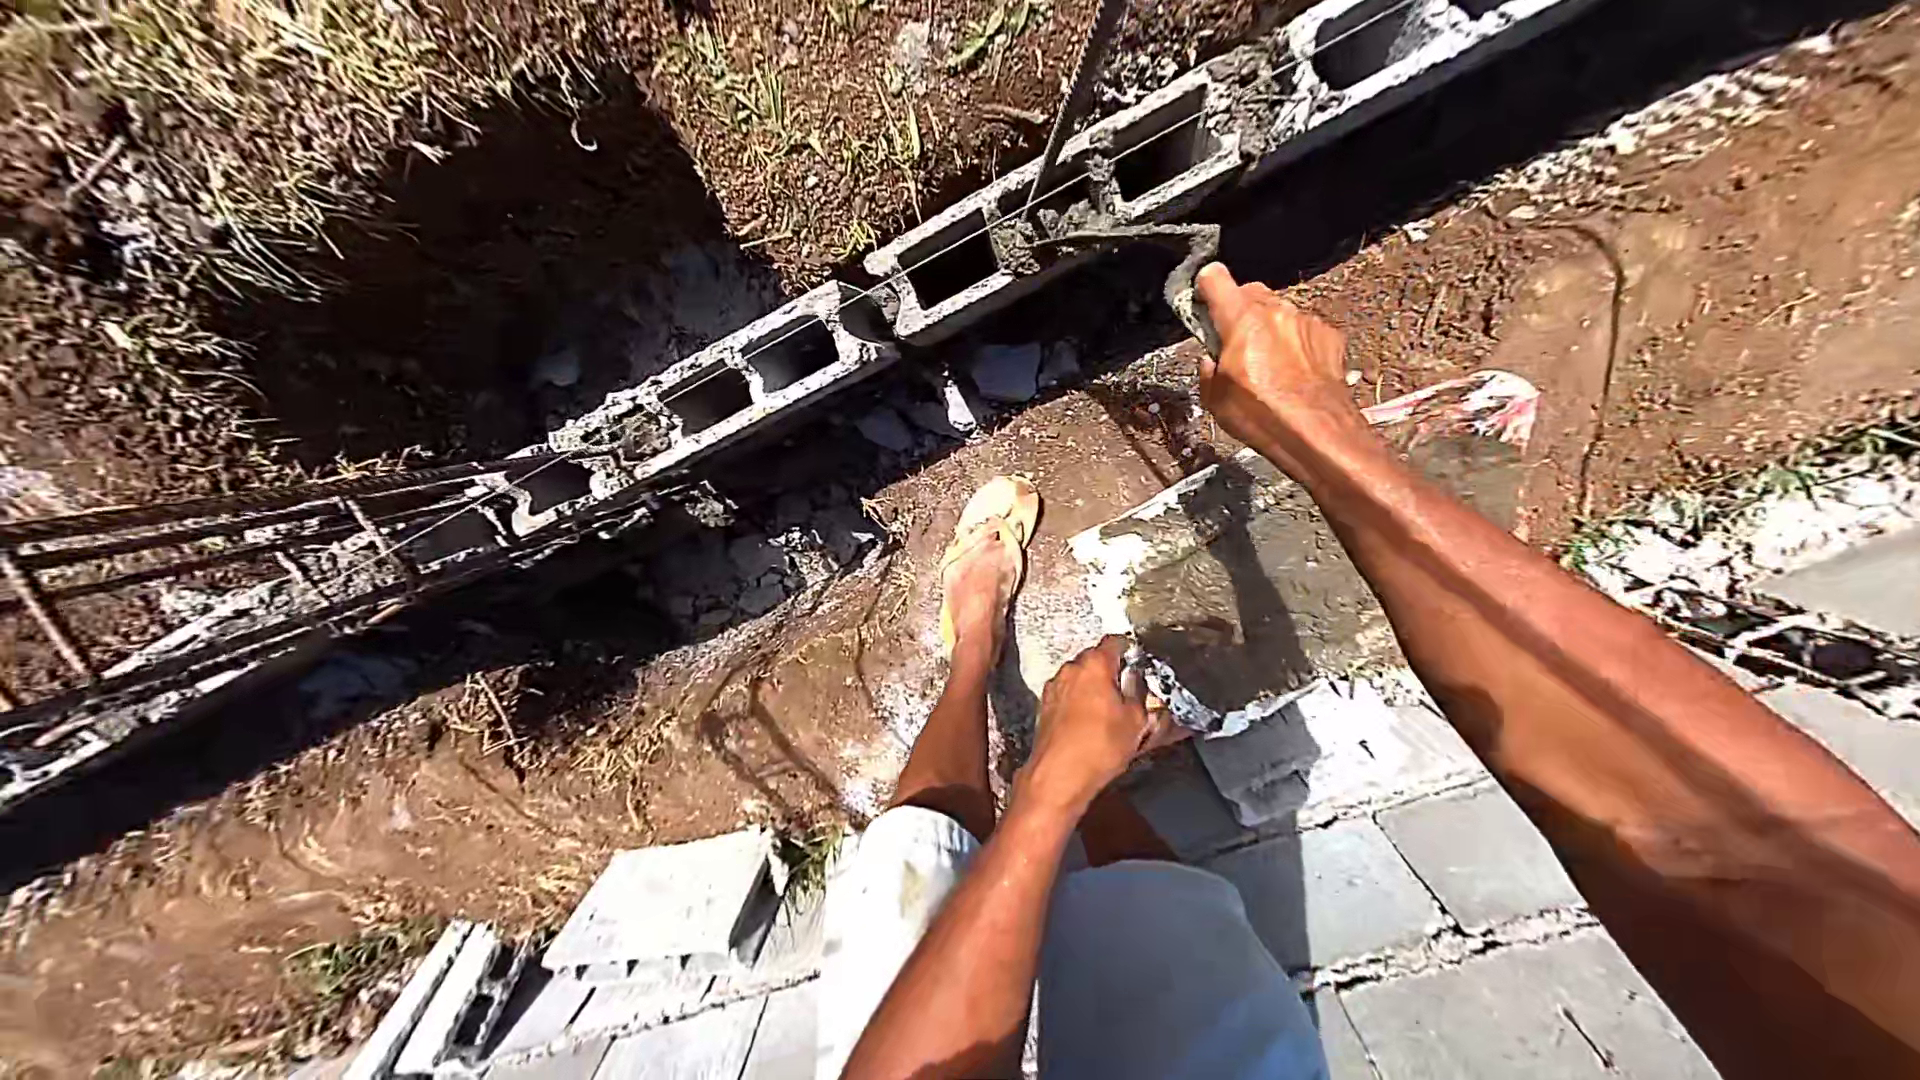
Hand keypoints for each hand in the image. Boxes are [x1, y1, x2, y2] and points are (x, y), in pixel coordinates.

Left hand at [1018, 637, 1178, 812]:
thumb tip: (1139, 687)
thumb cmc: (1098, 747)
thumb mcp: (1136, 721)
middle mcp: (1070, 670)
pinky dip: (1079, 701)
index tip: (1135, 654)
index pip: (1113, 642)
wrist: (1059, 775)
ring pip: (1079, 677)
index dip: (1128, 647)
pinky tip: (1090, 720)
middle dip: (1110, 669)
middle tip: (1128, 685)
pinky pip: (1068, 694)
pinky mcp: (1045, 706)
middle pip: (1094, 659)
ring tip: (1110, 707)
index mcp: (1094, 665)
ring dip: (1093, 686)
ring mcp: (1055, 687)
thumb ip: (1140, 696)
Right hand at [1194, 262, 1368, 476]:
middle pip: (1248, 293)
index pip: (1215, 279)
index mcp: (1240, 320)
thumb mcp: (1214, 397)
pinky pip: (1301, 329)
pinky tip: (1287, 372)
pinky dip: (1291, 344)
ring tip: (1261, 366)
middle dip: (1236, 312)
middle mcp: (1275, 311)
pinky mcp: (1326, 336)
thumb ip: (1208, 369)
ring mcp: (1304, 321)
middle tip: (1229, 343)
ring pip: (1277, 312)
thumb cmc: (1263, 415)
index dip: (1204, 287)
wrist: (1314, 431)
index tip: (1201, 299)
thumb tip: (1211, 361)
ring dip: (1265, 330)